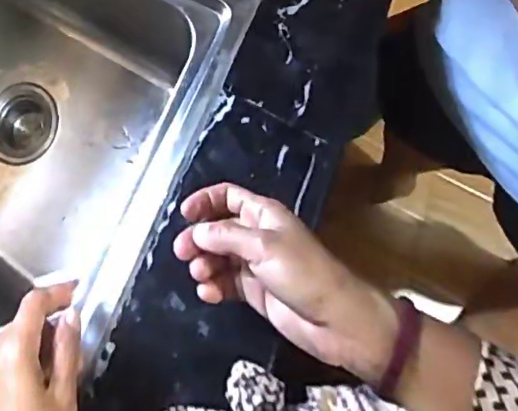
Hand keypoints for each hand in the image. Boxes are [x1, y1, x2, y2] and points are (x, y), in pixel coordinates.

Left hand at [0, 282, 78, 410]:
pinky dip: (24, 360)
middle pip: (25, 321)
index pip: (35, 300)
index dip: (58, 291)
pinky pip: (5, 360)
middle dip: (51, 324)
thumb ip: (68, 350)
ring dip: (39, 344)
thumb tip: (72, 317)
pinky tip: (40, 381)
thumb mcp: (62, 396)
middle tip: (74, 340)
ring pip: (15, 340)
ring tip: (60, 367)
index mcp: (13, 349)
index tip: (75, 290)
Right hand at [172, 183, 398, 383]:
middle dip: (198, 238)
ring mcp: (255, 264)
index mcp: (262, 213)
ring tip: (199, 276)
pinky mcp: (256, 291)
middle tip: (181, 253)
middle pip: (218, 228)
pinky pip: (227, 283)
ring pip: (219, 256)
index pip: (227, 196)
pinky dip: (214, 286)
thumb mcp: (263, 247)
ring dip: (205, 264)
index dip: (205, 201)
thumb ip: (226, 236)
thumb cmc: (303, 272)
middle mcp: (257, 234)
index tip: (184, 214)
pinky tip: (208, 294)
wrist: (335, 321)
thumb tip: (195, 231)